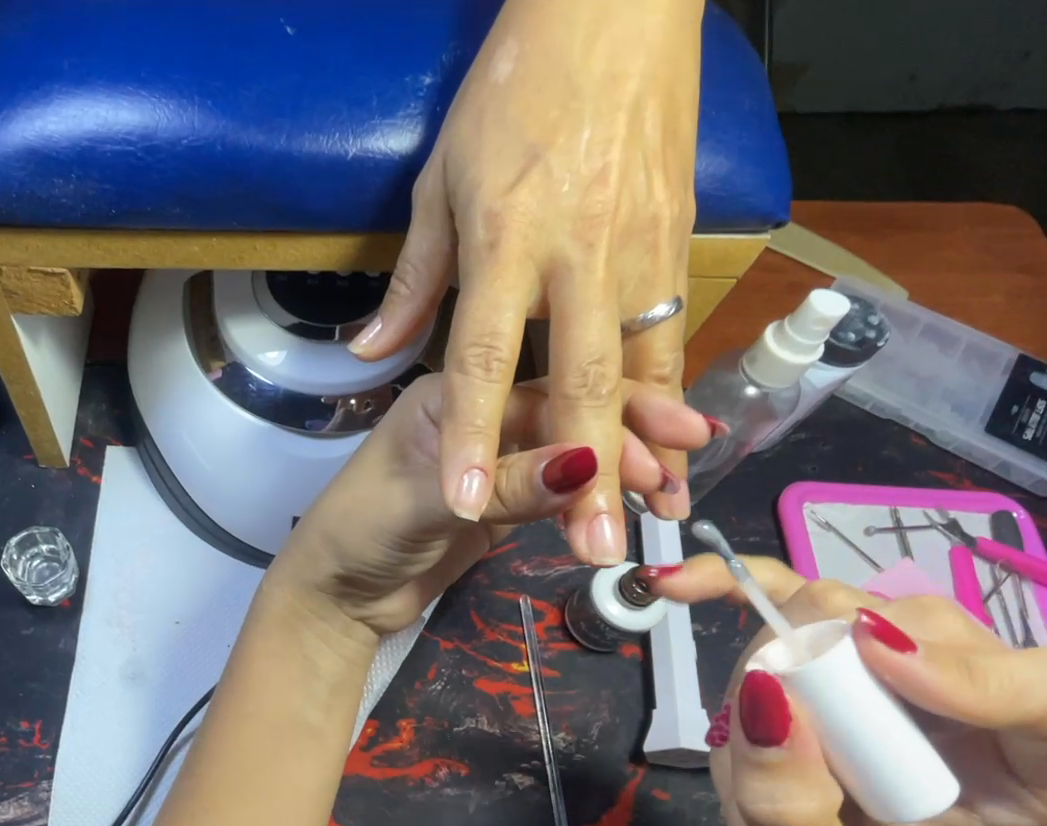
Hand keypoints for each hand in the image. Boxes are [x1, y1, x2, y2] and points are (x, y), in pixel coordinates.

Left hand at [270, 374, 708, 638]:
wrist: (336, 592)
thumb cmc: (358, 531)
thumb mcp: (422, 502)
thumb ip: (502, 487)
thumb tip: (591, 466)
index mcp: (450, 391)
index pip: (542, 390)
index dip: (606, 412)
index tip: (672, 434)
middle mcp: (477, 414)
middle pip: (565, 413)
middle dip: (630, 433)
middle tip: (691, 455)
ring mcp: (493, 456)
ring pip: (569, 451)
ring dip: (620, 468)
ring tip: (671, 492)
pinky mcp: (502, 498)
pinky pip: (558, 489)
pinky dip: (595, 498)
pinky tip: (636, 505)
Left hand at [350, 0, 705, 561]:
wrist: (617, 4)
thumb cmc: (511, 93)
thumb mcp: (439, 181)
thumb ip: (412, 282)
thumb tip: (368, 352)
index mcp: (502, 238)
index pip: (482, 357)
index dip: (474, 435)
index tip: (466, 503)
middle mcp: (574, 255)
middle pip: (578, 382)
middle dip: (586, 475)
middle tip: (591, 550)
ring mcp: (636, 250)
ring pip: (639, 370)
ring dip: (642, 453)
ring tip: (644, 523)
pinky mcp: (678, 241)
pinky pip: (669, 339)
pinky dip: (668, 401)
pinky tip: (672, 451)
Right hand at [647, 556, 1046, 825]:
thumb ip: (791, 803)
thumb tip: (767, 691)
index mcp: (1036, 775)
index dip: (976, 669)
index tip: (875, 660)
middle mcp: (987, 698)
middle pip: (937, 630)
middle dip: (847, 651)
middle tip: (778, 691)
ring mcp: (911, 652)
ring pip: (862, 600)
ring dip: (791, 632)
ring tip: (749, 701)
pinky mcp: (841, 627)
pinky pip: (793, 582)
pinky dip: (734, 578)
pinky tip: (679, 583)